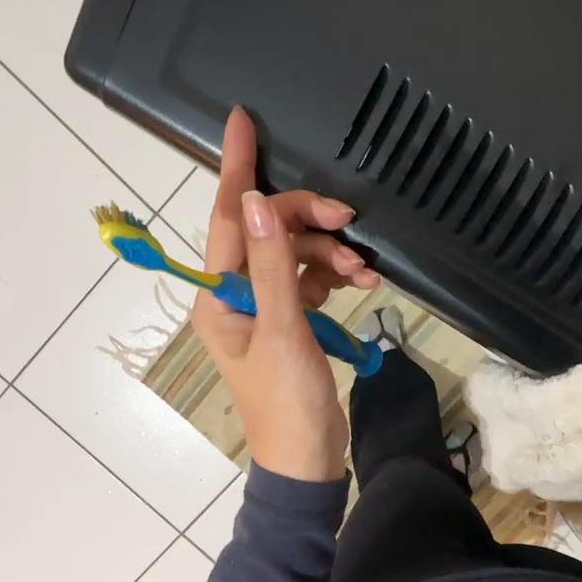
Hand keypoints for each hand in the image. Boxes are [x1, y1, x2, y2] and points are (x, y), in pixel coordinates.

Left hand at [189, 108, 374, 481]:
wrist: (308, 460)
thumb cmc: (287, 403)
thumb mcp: (282, 331)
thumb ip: (273, 265)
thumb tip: (258, 202)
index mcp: (218, 298)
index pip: (226, 222)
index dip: (237, 171)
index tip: (242, 121)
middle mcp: (234, 297)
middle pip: (267, 233)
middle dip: (307, 221)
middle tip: (348, 220)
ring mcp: (263, 310)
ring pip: (294, 255)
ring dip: (329, 253)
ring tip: (363, 270)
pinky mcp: (290, 323)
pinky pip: (309, 281)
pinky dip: (333, 276)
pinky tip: (360, 281)